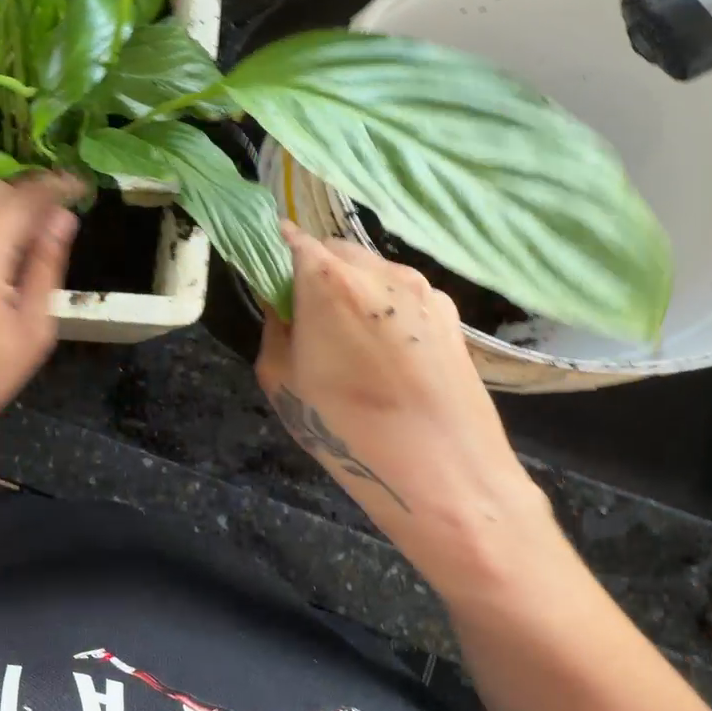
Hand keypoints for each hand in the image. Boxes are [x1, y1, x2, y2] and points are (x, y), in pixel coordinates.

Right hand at [255, 223, 559, 591]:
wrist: (444, 472)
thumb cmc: (342, 425)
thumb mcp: (278, 376)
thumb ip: (275, 325)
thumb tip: (283, 301)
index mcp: (328, 280)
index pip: (290, 238)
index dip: (271, 249)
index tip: (261, 270)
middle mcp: (380, 271)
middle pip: (334, 250)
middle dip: (310, 268)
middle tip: (299, 312)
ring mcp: (423, 290)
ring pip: (371, 270)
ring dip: (348, 287)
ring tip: (341, 337)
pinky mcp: (450, 315)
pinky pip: (400, 294)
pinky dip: (380, 306)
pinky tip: (378, 353)